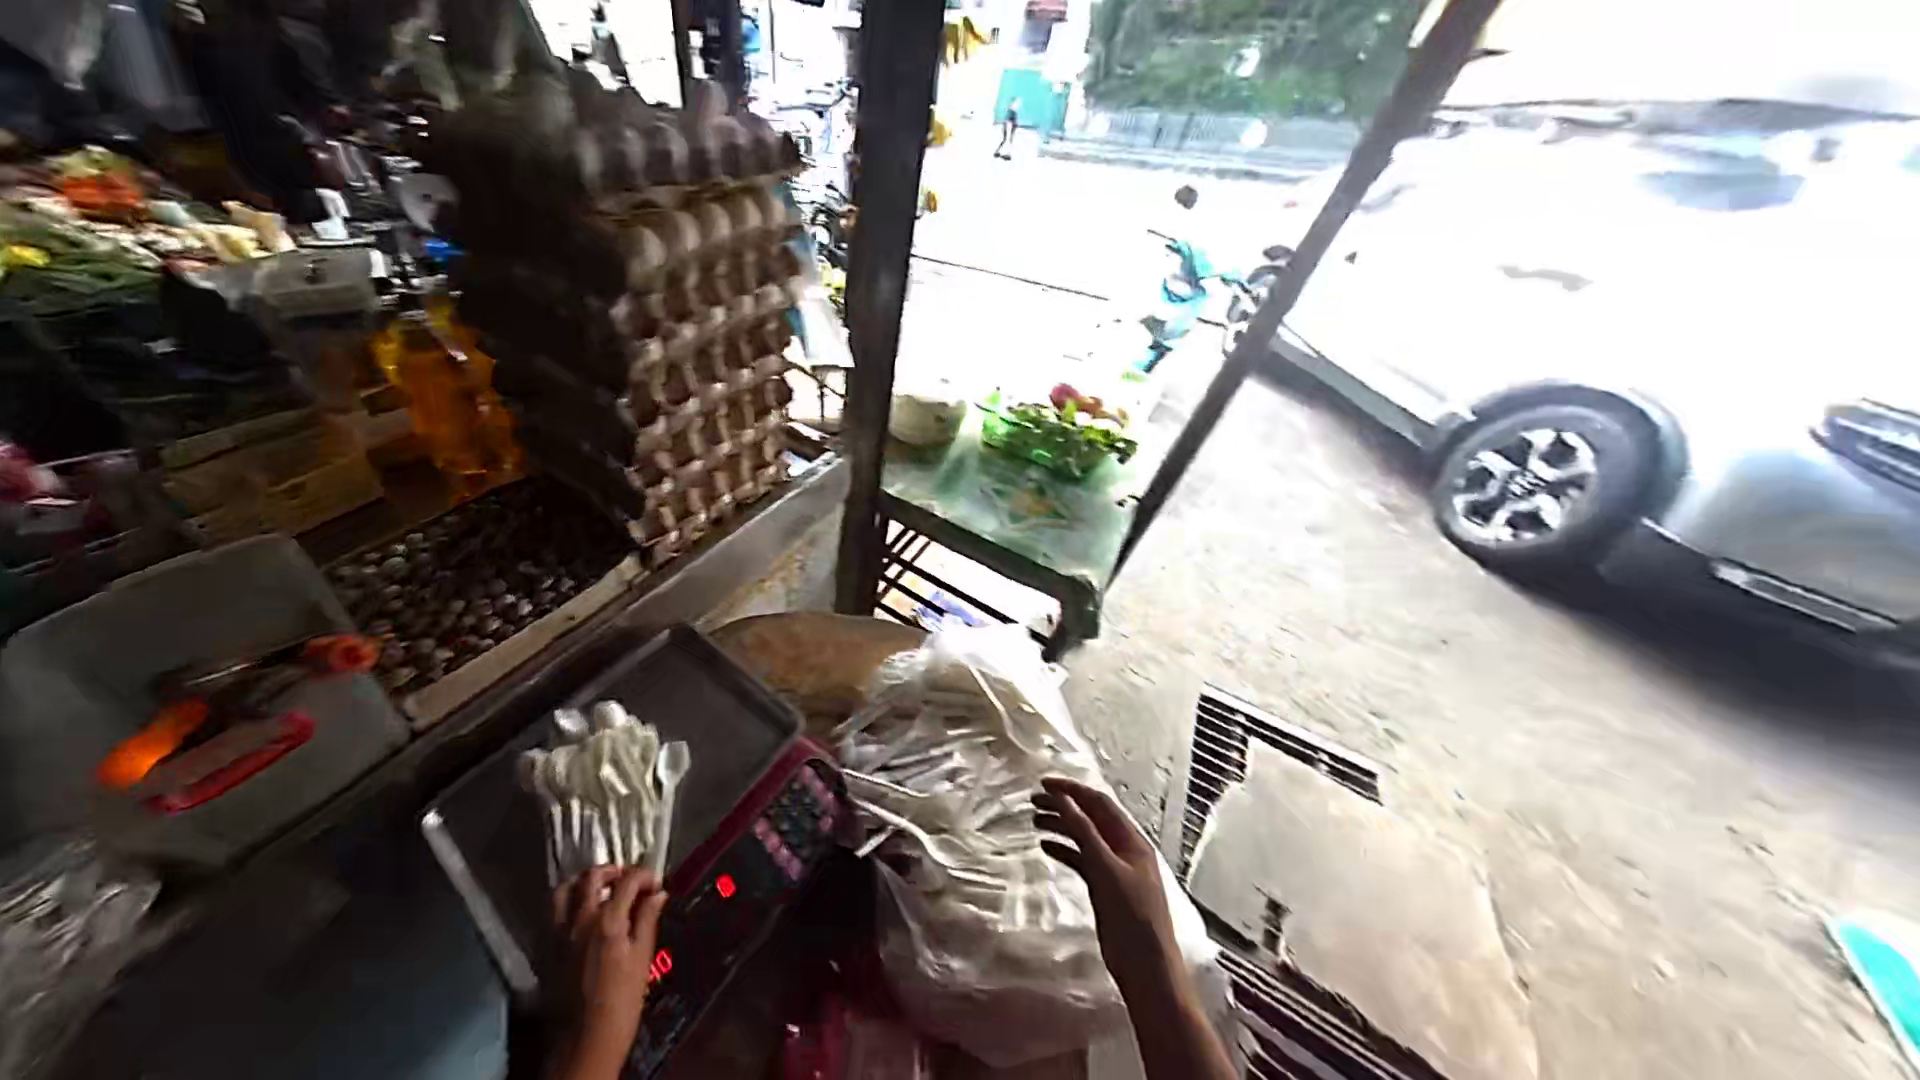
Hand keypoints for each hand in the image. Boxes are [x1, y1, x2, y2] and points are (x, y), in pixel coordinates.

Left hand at [549, 866, 668, 1079]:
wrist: (582, 1045)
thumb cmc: (621, 1003)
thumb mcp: (642, 959)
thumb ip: (647, 920)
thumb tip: (658, 894)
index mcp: (608, 922)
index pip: (628, 880)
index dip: (646, 875)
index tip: (657, 884)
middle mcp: (579, 922)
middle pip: (592, 877)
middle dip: (614, 870)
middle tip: (630, 880)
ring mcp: (558, 936)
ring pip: (565, 890)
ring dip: (585, 882)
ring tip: (603, 888)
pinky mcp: (546, 951)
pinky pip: (552, 914)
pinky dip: (568, 903)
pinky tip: (583, 913)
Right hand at [1033, 776, 1179, 997]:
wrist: (1146, 969)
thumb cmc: (1132, 917)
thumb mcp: (1107, 870)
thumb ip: (1085, 834)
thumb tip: (1064, 801)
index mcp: (1131, 840)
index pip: (1099, 803)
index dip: (1073, 790)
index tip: (1045, 784)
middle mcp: (1123, 849)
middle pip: (1090, 818)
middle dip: (1063, 806)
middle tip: (1033, 801)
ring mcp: (1113, 869)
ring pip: (1084, 838)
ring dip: (1061, 826)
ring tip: (1034, 820)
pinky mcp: (1104, 887)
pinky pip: (1082, 860)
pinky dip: (1064, 850)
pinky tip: (1046, 846)